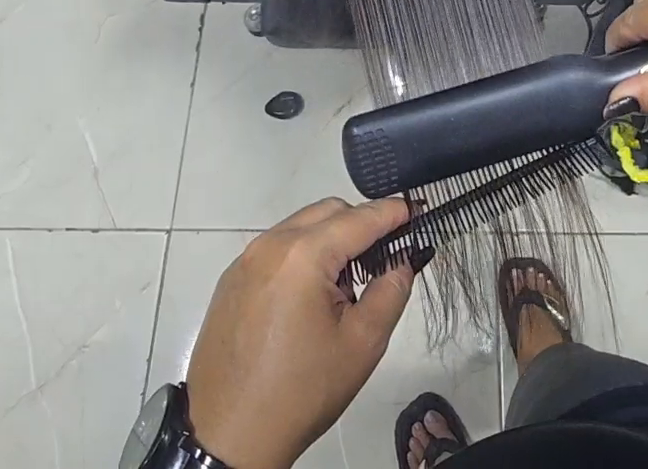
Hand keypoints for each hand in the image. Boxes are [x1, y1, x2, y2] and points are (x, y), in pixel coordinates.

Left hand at [187, 198, 428, 468]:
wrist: (228, 435)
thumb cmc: (301, 390)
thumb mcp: (361, 344)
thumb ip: (390, 291)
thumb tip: (403, 259)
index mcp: (303, 255)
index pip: (360, 219)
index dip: (393, 212)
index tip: (419, 211)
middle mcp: (271, 245)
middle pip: (328, 212)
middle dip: (362, 224)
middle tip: (386, 257)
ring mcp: (246, 261)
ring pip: (301, 228)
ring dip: (331, 240)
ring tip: (348, 286)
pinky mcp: (232, 280)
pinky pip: (277, 249)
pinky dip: (303, 256)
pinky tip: (311, 299)